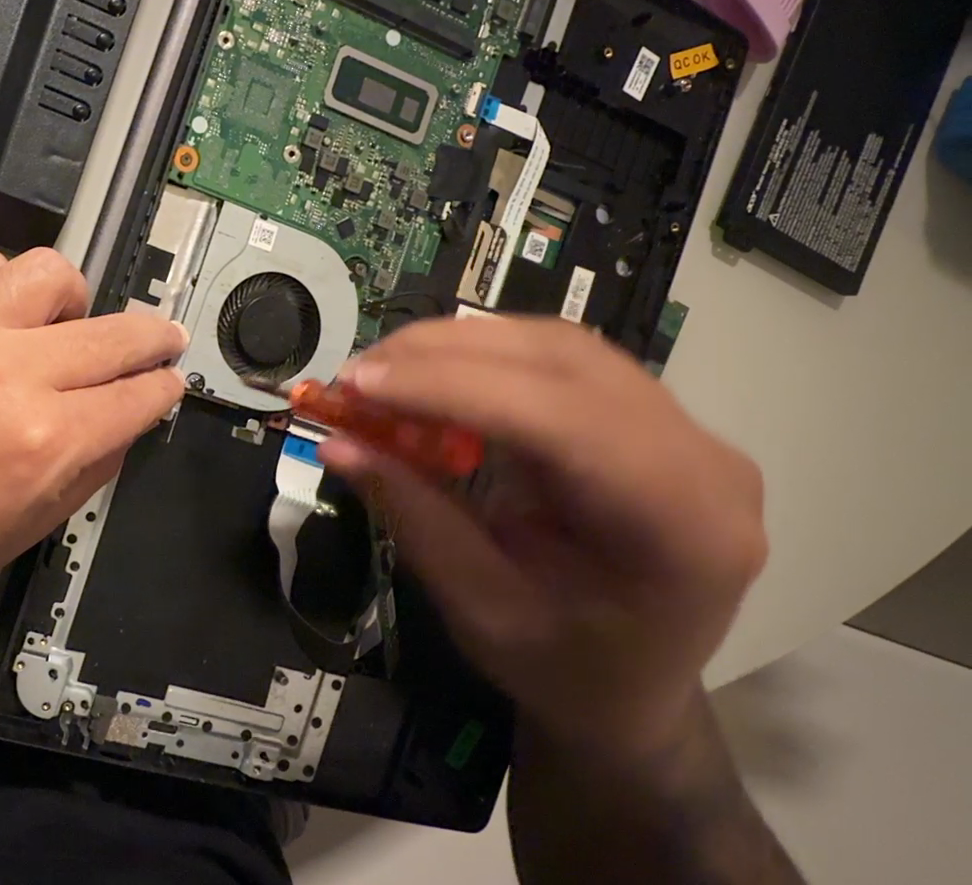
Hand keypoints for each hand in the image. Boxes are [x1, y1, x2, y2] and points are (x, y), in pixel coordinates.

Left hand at [0, 248, 186, 644]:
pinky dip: (7, 288)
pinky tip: (4, 318)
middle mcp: (6, 376)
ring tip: (68, 328)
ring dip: (77, 301)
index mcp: (41, 444)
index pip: (137, 397)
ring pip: (52, 274)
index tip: (169, 382)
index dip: (164, 389)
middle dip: (152, 339)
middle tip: (159, 342)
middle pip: (114, 333)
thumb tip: (126, 420)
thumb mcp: (24, 532)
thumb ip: (90, 468)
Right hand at [317, 316, 766, 763]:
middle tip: (354, 376)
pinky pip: (555, 360)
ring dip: (456, 348)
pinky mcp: (644, 415)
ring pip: (557, 346)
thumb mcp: (478, 608)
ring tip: (380, 375)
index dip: (453, 388)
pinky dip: (479, 359)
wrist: (632, 691)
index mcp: (683, 528)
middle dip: (443, 355)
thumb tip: (335, 443)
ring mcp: (682, 429)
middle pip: (564, 362)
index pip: (564, 419)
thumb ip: (413, 516)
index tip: (357, 383)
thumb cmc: (562, 669)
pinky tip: (429, 381)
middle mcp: (702, 459)